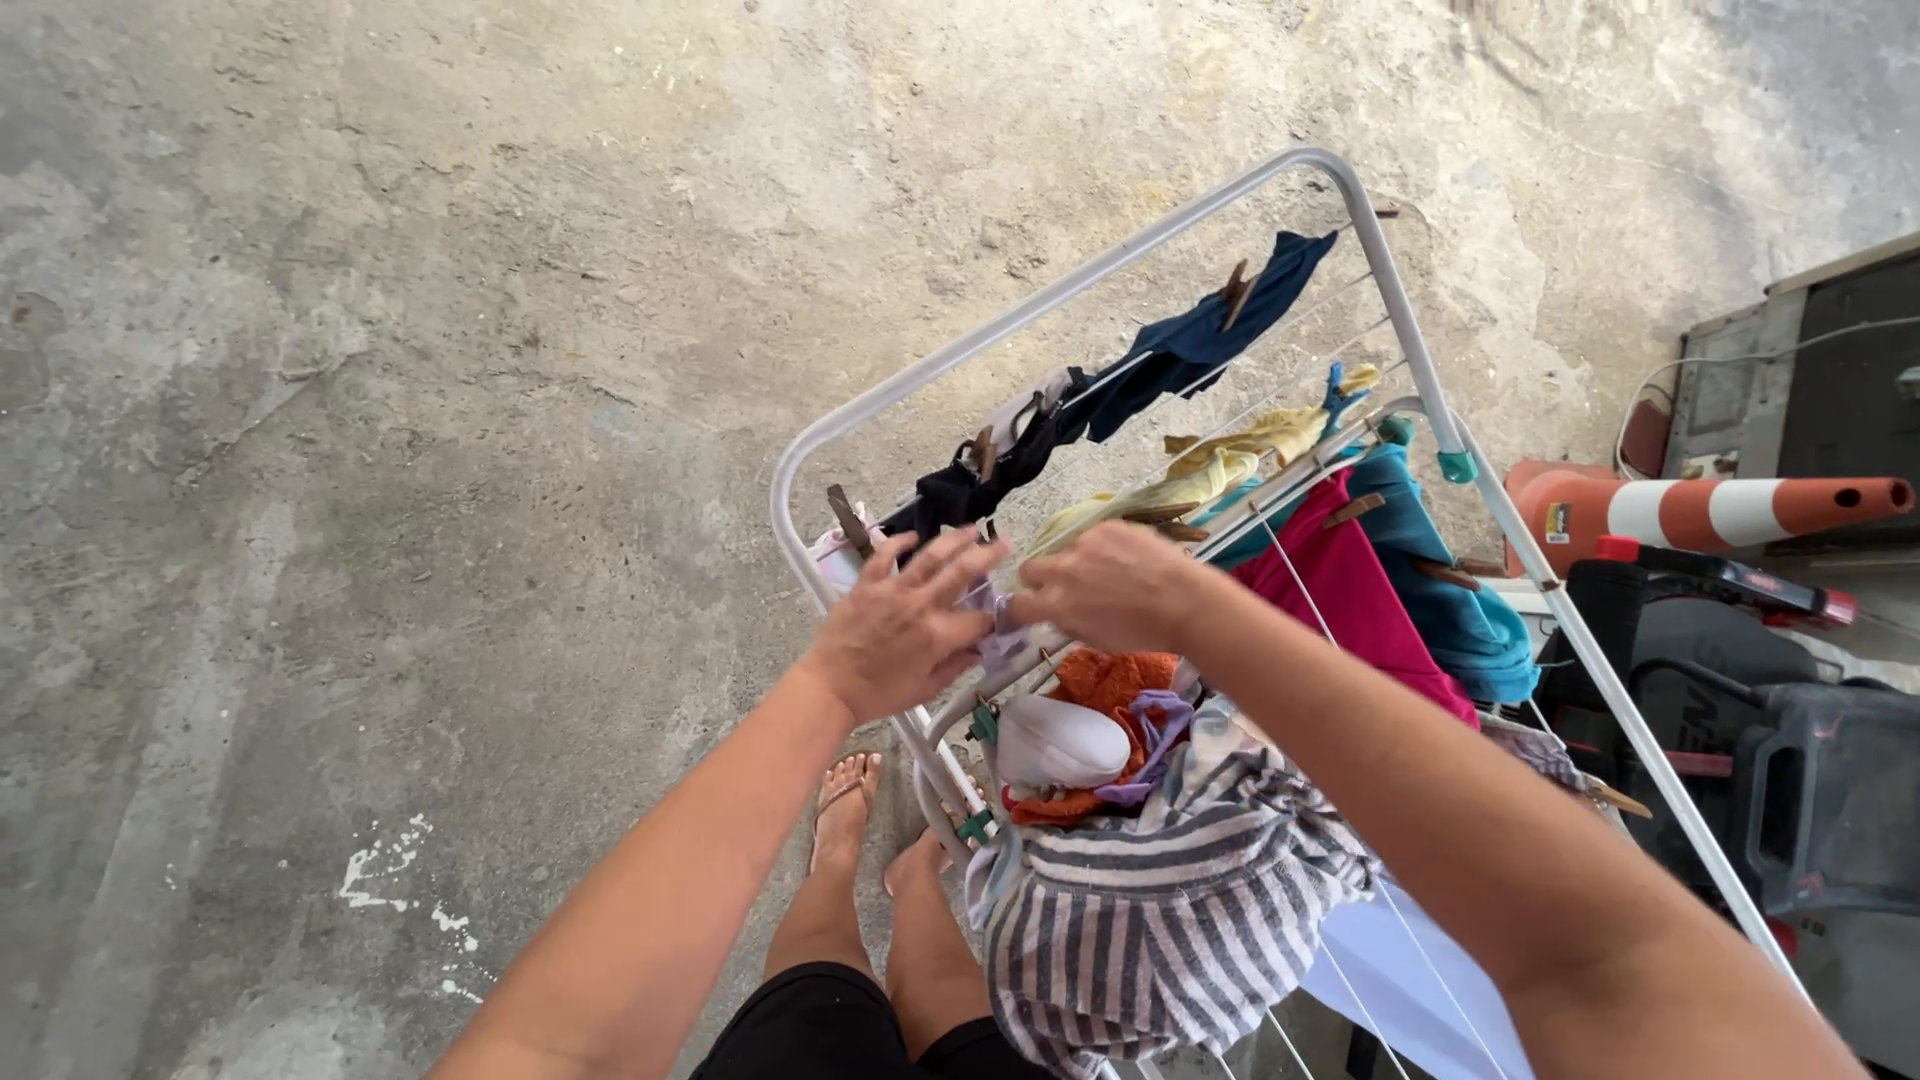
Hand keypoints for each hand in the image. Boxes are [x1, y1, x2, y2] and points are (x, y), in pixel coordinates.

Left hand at [795, 529, 1011, 726]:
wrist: (831, 688)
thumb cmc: (879, 694)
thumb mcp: (926, 689)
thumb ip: (956, 666)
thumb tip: (979, 650)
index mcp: (938, 636)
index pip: (979, 619)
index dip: (994, 616)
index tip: (1000, 612)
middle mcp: (920, 606)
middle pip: (962, 572)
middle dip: (988, 555)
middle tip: (1004, 542)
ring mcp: (892, 591)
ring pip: (929, 556)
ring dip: (954, 540)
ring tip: (971, 529)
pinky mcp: (867, 585)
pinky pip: (884, 555)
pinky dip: (900, 541)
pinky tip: (914, 536)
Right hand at [1008, 521, 1219, 654]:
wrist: (1186, 602)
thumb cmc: (1144, 632)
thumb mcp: (1098, 640)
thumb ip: (1069, 624)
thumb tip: (1059, 613)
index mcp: (1058, 605)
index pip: (1016, 605)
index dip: (1019, 609)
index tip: (1028, 610)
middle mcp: (1063, 571)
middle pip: (1029, 568)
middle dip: (1038, 578)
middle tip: (1064, 585)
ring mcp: (1084, 544)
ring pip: (1067, 551)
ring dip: (1078, 561)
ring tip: (1112, 571)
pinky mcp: (1106, 526)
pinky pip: (1093, 536)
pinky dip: (1104, 547)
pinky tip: (1129, 558)